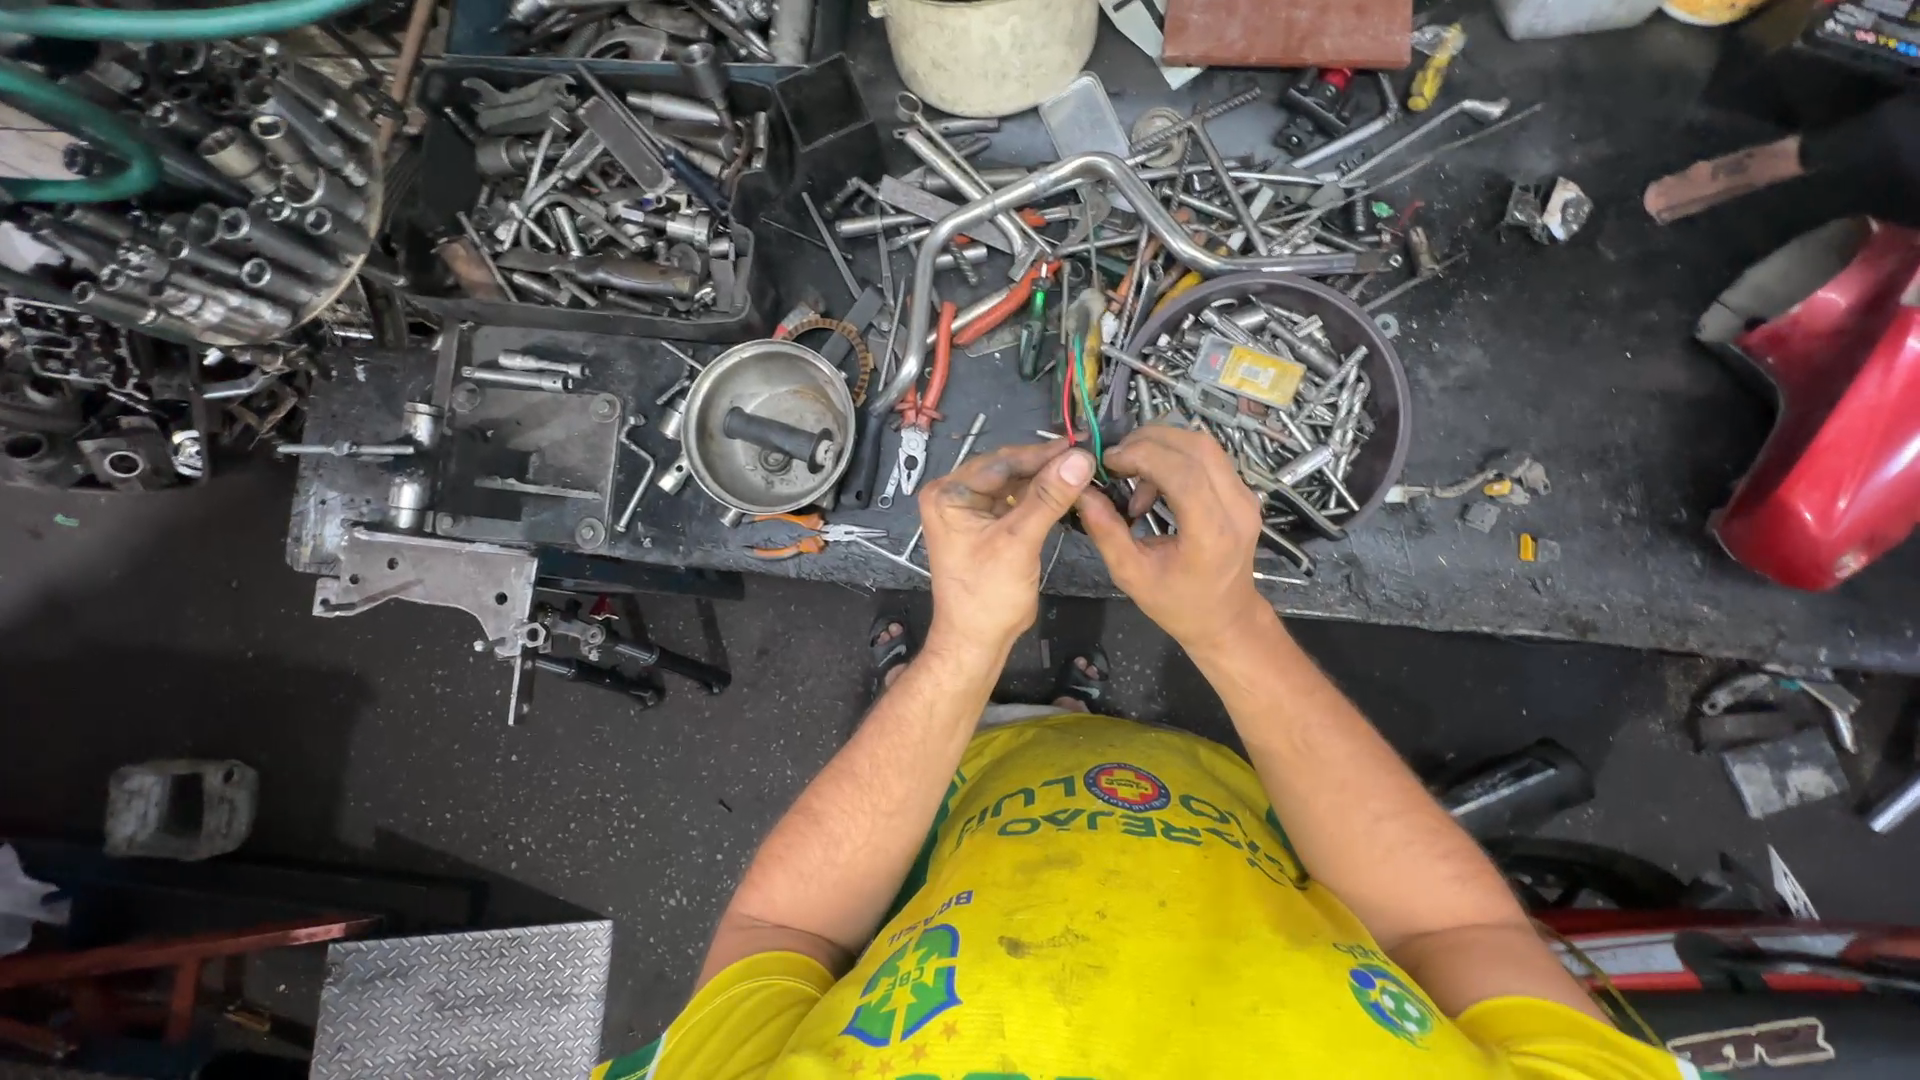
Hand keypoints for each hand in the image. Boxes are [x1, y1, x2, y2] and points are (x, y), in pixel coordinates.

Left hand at [919, 441, 1095, 651]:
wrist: (976, 640)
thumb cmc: (987, 595)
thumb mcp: (1018, 541)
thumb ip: (1048, 498)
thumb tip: (1079, 459)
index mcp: (948, 494)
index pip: (1001, 462)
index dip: (1042, 454)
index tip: (1080, 447)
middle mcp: (954, 496)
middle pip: (1007, 470)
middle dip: (1045, 466)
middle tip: (1085, 459)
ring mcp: (970, 511)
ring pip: (1014, 485)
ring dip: (1046, 482)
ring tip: (1082, 474)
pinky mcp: (986, 526)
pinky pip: (1016, 502)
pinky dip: (1040, 499)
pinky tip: (1066, 494)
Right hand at [1074, 425, 1272, 653]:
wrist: (1225, 617)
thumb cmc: (1178, 604)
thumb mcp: (1131, 575)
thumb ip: (1106, 531)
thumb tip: (1080, 491)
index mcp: (1212, 533)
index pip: (1183, 473)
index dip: (1143, 455)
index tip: (1109, 461)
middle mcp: (1237, 508)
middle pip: (1197, 447)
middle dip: (1149, 441)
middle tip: (1115, 460)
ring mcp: (1245, 496)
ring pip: (1204, 445)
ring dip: (1161, 447)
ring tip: (1132, 475)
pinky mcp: (1242, 491)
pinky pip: (1207, 458)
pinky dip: (1174, 458)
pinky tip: (1152, 484)